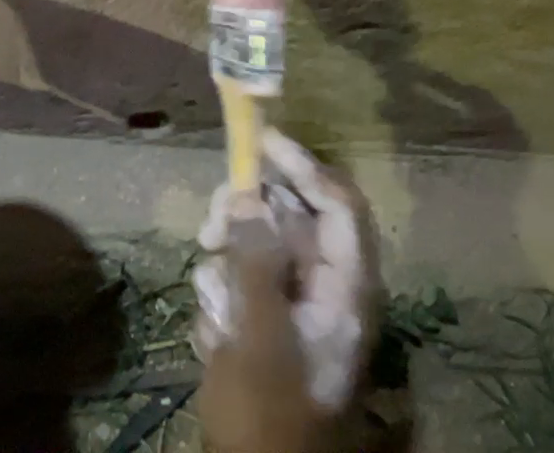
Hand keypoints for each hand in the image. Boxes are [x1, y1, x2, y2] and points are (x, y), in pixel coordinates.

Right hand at [191, 129, 371, 452]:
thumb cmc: (269, 412)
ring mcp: (294, 301)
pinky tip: (217, 335)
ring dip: (226, 265)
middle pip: (289, 216)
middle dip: (244, 217)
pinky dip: (221, 295)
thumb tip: (245, 197)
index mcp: (346, 287)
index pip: (338, 203)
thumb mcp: (259, 338)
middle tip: (208, 231)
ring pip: (256, 244)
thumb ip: (255, 262)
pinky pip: (239, 277)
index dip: (303, 165)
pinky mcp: (265, 316)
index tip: (258, 141)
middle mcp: (325, 285)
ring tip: (215, 312)